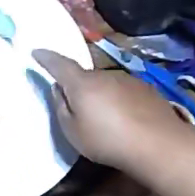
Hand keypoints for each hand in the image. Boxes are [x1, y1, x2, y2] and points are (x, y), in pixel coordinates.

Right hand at [33, 49, 191, 172]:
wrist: (157, 143)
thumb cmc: (107, 139)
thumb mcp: (72, 131)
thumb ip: (61, 107)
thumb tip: (58, 89)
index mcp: (82, 83)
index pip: (59, 64)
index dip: (46, 58)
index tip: (37, 52)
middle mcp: (104, 75)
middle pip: (84, 76)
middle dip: (77, 86)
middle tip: (74, 105)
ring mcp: (128, 80)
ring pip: (106, 84)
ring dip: (100, 95)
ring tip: (102, 118)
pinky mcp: (146, 90)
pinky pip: (123, 92)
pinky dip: (118, 102)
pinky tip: (124, 120)